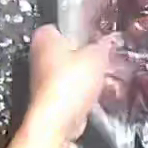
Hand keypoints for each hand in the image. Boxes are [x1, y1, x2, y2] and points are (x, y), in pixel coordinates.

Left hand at [24, 25, 112, 145]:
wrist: (57, 121)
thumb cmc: (69, 84)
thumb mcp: (97, 56)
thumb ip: (104, 46)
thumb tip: (108, 42)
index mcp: (45, 36)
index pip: (65, 26)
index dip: (84, 32)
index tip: (99, 39)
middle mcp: (38, 55)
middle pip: (70, 51)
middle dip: (88, 57)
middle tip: (104, 61)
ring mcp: (43, 78)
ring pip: (72, 72)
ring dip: (88, 77)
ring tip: (104, 80)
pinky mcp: (51, 98)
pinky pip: (72, 90)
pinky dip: (83, 93)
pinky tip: (95, 97)